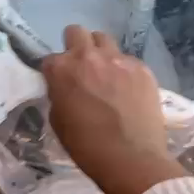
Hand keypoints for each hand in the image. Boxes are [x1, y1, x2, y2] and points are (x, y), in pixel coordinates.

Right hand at [41, 25, 184, 193]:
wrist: (132, 160)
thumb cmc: (86, 145)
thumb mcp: (57, 118)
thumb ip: (58, 93)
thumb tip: (66, 87)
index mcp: (60, 68)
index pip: (50, 58)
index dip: (56, 71)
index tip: (62, 83)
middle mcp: (87, 56)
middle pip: (76, 32)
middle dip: (76, 45)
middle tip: (82, 67)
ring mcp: (117, 60)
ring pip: (104, 40)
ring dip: (101, 53)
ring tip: (107, 74)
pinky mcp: (142, 69)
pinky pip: (129, 60)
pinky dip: (125, 70)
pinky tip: (129, 90)